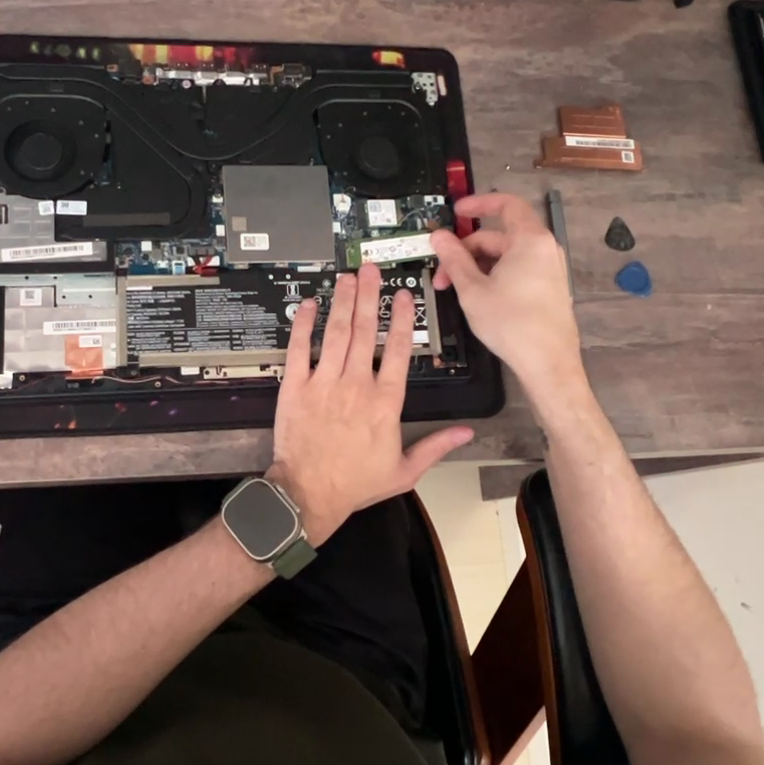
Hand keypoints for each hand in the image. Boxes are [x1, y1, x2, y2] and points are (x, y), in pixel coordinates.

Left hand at [269, 262, 473, 544]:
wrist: (308, 494)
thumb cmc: (356, 484)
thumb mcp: (404, 470)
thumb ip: (436, 446)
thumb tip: (468, 433)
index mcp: (384, 403)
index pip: (397, 352)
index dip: (401, 320)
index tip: (404, 296)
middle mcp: (355, 385)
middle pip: (365, 332)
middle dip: (370, 297)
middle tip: (372, 270)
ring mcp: (324, 384)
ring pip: (336, 334)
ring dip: (343, 303)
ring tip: (348, 277)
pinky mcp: (296, 388)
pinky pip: (299, 350)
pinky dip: (302, 326)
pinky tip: (308, 305)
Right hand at [429, 193, 585, 386]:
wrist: (547, 363)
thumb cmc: (510, 322)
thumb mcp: (472, 289)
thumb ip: (454, 259)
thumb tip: (438, 236)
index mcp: (529, 240)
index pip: (506, 204)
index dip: (478, 203)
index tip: (456, 213)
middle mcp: (544, 249)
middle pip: (499, 236)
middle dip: (467, 251)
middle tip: (442, 274)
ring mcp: (549, 270)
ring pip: (506, 257)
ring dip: (477, 267)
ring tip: (456, 291)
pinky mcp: (549, 289)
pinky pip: (518, 271)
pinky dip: (494, 276)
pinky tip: (477, 298)